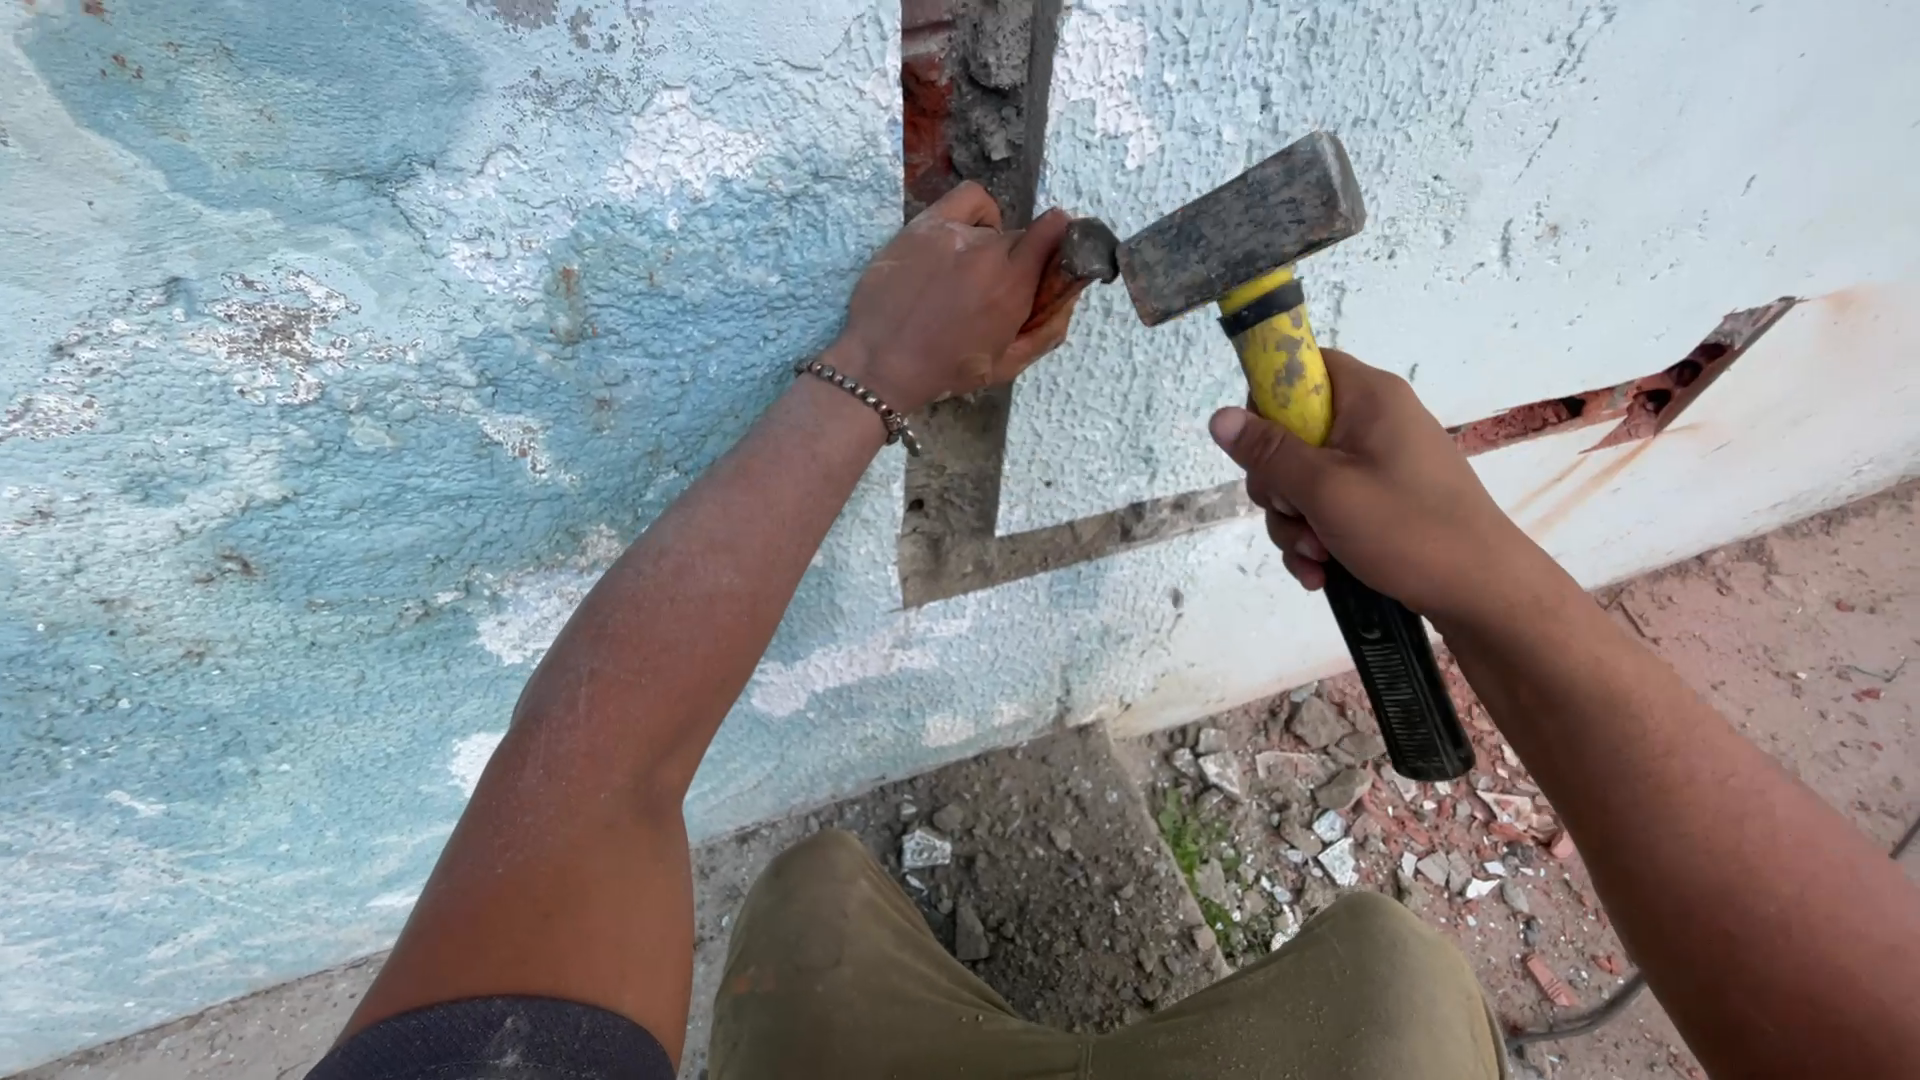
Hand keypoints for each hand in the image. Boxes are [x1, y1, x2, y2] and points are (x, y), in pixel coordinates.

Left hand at [828, 182, 1078, 412]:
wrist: (881, 363)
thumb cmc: (945, 371)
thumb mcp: (1007, 366)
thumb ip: (1047, 331)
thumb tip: (1071, 296)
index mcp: (1014, 287)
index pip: (1057, 232)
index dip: (1061, 242)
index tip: (1053, 260)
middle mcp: (989, 252)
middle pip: (1023, 239)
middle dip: (1019, 262)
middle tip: (996, 290)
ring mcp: (955, 233)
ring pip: (994, 228)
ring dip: (991, 247)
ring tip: (966, 275)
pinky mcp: (926, 224)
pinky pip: (970, 199)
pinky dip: (977, 213)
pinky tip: (964, 238)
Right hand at [1207, 348, 1542, 624]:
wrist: (1482, 593)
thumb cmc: (1407, 529)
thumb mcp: (1325, 490)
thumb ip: (1268, 452)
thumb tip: (1218, 416)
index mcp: (1368, 398)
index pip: (1302, 367)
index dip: (1268, 400)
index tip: (1257, 446)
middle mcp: (1371, 423)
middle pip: (1290, 434)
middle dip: (1278, 486)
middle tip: (1295, 513)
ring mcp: (1375, 464)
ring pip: (1301, 481)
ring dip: (1295, 524)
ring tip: (1317, 556)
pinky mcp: (1378, 501)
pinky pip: (1324, 509)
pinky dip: (1315, 539)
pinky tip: (1320, 571)